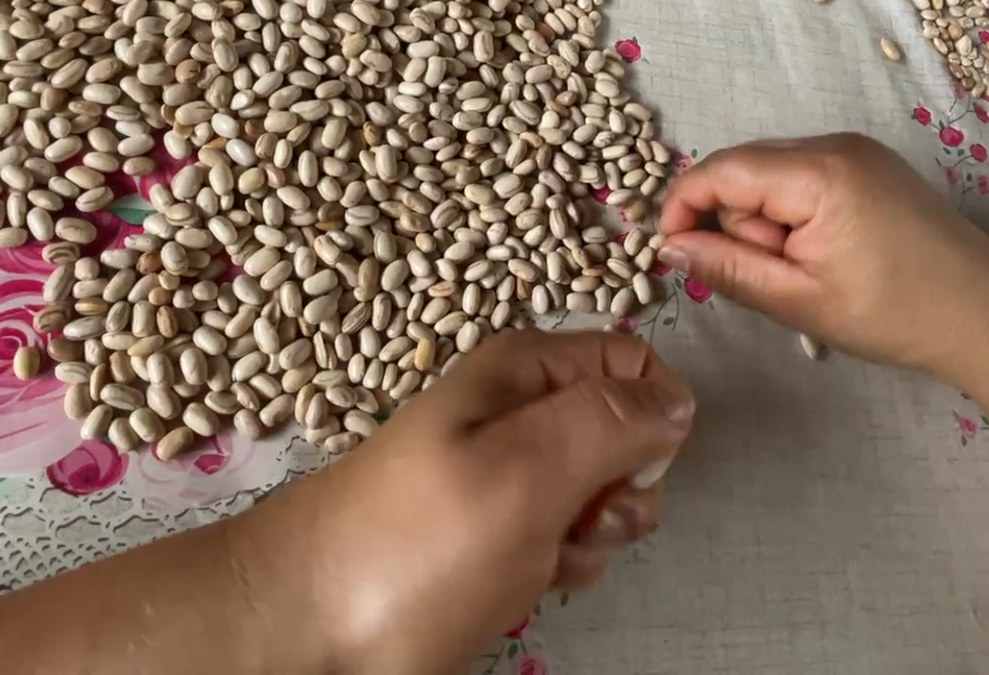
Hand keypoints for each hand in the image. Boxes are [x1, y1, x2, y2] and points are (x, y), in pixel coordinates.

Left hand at [227, 330, 694, 674]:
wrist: (311, 626)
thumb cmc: (420, 542)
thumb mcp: (523, 470)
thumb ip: (609, 424)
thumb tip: (677, 400)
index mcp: (526, 368)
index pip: (632, 361)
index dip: (649, 414)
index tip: (629, 467)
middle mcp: (521, 407)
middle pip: (623, 427)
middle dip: (625, 480)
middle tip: (582, 516)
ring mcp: (509, 468)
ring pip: (603, 486)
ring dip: (596, 527)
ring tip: (544, 552)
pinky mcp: (500, 523)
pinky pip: (569, 529)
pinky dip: (565, 557)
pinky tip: (528, 577)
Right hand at [656, 134, 988, 384]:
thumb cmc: (896, 316)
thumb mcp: (798, 299)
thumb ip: (725, 268)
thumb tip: (667, 247)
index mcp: (818, 171)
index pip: (719, 171)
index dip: (683, 207)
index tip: (671, 252)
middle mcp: (834, 143)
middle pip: (742, 170)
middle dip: (736, 222)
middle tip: (773, 274)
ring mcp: (854, 150)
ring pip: (768, 175)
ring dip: (764, 221)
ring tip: (806, 267)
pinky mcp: (867, 163)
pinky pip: (798, 178)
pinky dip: (790, 214)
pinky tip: (821, 249)